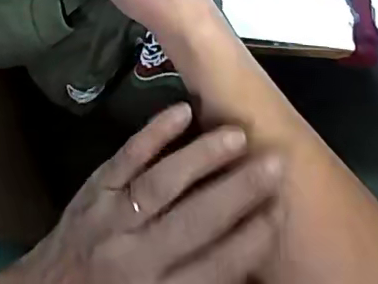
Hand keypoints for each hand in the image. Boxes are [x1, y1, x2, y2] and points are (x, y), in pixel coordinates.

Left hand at [0, 103, 282, 283]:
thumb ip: (197, 278)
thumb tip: (246, 248)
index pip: (214, 268)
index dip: (251, 240)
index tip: (280, 210)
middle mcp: (139, 257)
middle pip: (196, 221)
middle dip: (239, 190)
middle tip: (275, 161)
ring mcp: (115, 216)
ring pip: (163, 182)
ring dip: (203, 156)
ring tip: (239, 134)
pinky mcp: (97, 185)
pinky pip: (128, 156)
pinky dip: (155, 132)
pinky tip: (184, 110)